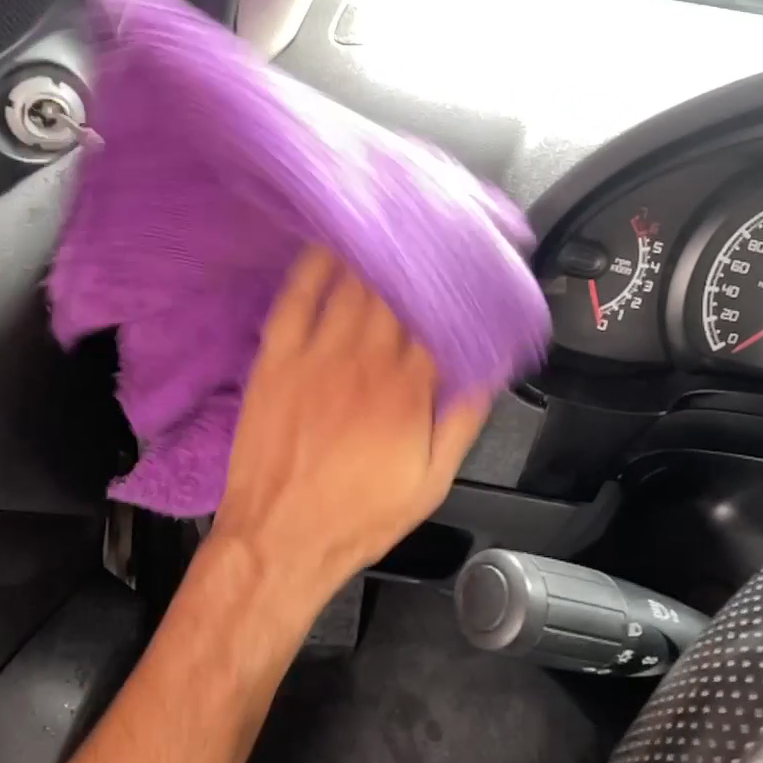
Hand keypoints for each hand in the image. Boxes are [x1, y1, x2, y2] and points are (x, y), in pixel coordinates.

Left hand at [212, 248, 490, 600]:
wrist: (281, 538)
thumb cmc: (357, 516)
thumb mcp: (431, 481)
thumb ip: (462, 420)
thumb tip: (486, 373)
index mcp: (408, 390)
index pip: (439, 320)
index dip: (454, 289)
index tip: (466, 266)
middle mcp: (365, 362)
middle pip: (397, 293)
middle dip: (418, 261)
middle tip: (430, 230)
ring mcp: (317, 356)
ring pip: (351, 287)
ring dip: (373, 254)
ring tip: (391, 224)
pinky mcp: (277, 360)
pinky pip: (296, 300)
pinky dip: (312, 268)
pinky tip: (327, 244)